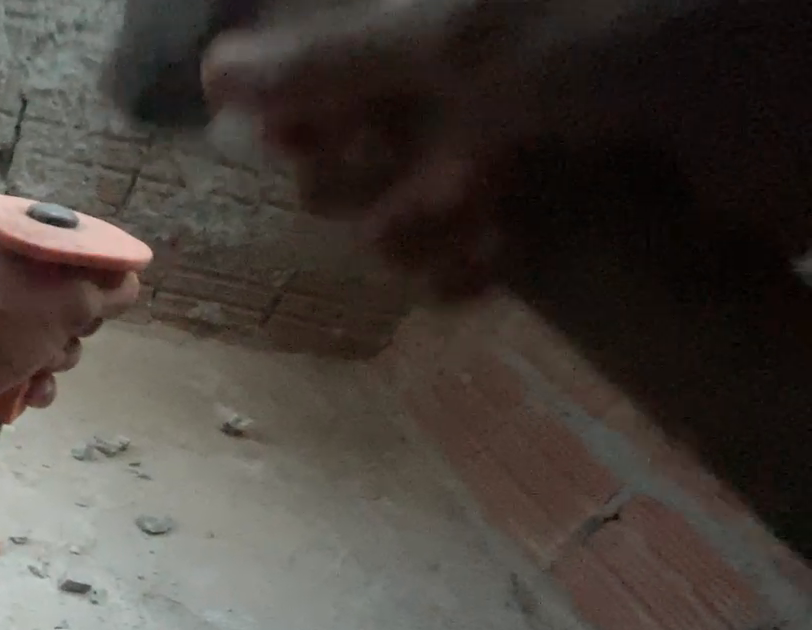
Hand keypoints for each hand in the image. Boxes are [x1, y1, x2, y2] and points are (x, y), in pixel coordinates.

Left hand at [0, 211, 138, 448]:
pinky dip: (34, 383)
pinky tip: (29, 392)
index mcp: (1, 236)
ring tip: (35, 365)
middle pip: (66, 296)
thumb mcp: (69, 299)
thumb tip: (128, 283)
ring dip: (55, 358)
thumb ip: (109, 290)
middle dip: (74, 324)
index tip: (96, 295)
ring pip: (51, 338)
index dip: (92, 273)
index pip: (68, 246)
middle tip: (61, 329)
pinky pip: (27, 370)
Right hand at [201, 0, 811, 297]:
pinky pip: (462, 242)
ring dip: (403, 228)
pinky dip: (456, 268)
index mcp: (446, 14)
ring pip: (399, 194)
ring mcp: (519, 127)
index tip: (280, 137)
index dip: (296, 96)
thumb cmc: (641, 24)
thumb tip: (214, 73)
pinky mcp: (553, 195)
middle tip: (359, 179)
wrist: (810, 90)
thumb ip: (335, 55)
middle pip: (353, 132)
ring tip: (446, 227)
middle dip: (349, 172)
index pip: (329, 51)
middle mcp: (477, 60)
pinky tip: (473, 268)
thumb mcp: (471, 34)